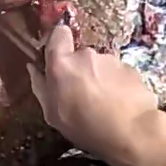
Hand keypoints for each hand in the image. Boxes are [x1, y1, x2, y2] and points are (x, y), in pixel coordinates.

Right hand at [28, 24, 165, 165]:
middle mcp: (87, 54)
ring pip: (101, 65)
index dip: (60, 42)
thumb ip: (41, 87)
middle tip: (84, 94)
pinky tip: (120, 103)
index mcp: (62, 64)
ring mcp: (111, 60)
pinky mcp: (131, 68)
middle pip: (80, 55)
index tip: (60, 57)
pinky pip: (118, 73)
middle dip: (81, 70)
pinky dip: (117, 84)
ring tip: (105, 102)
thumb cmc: (85, 127)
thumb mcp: (53, 114)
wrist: (131, 132)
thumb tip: (33, 68)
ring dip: (100, 78)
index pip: (59, 34)